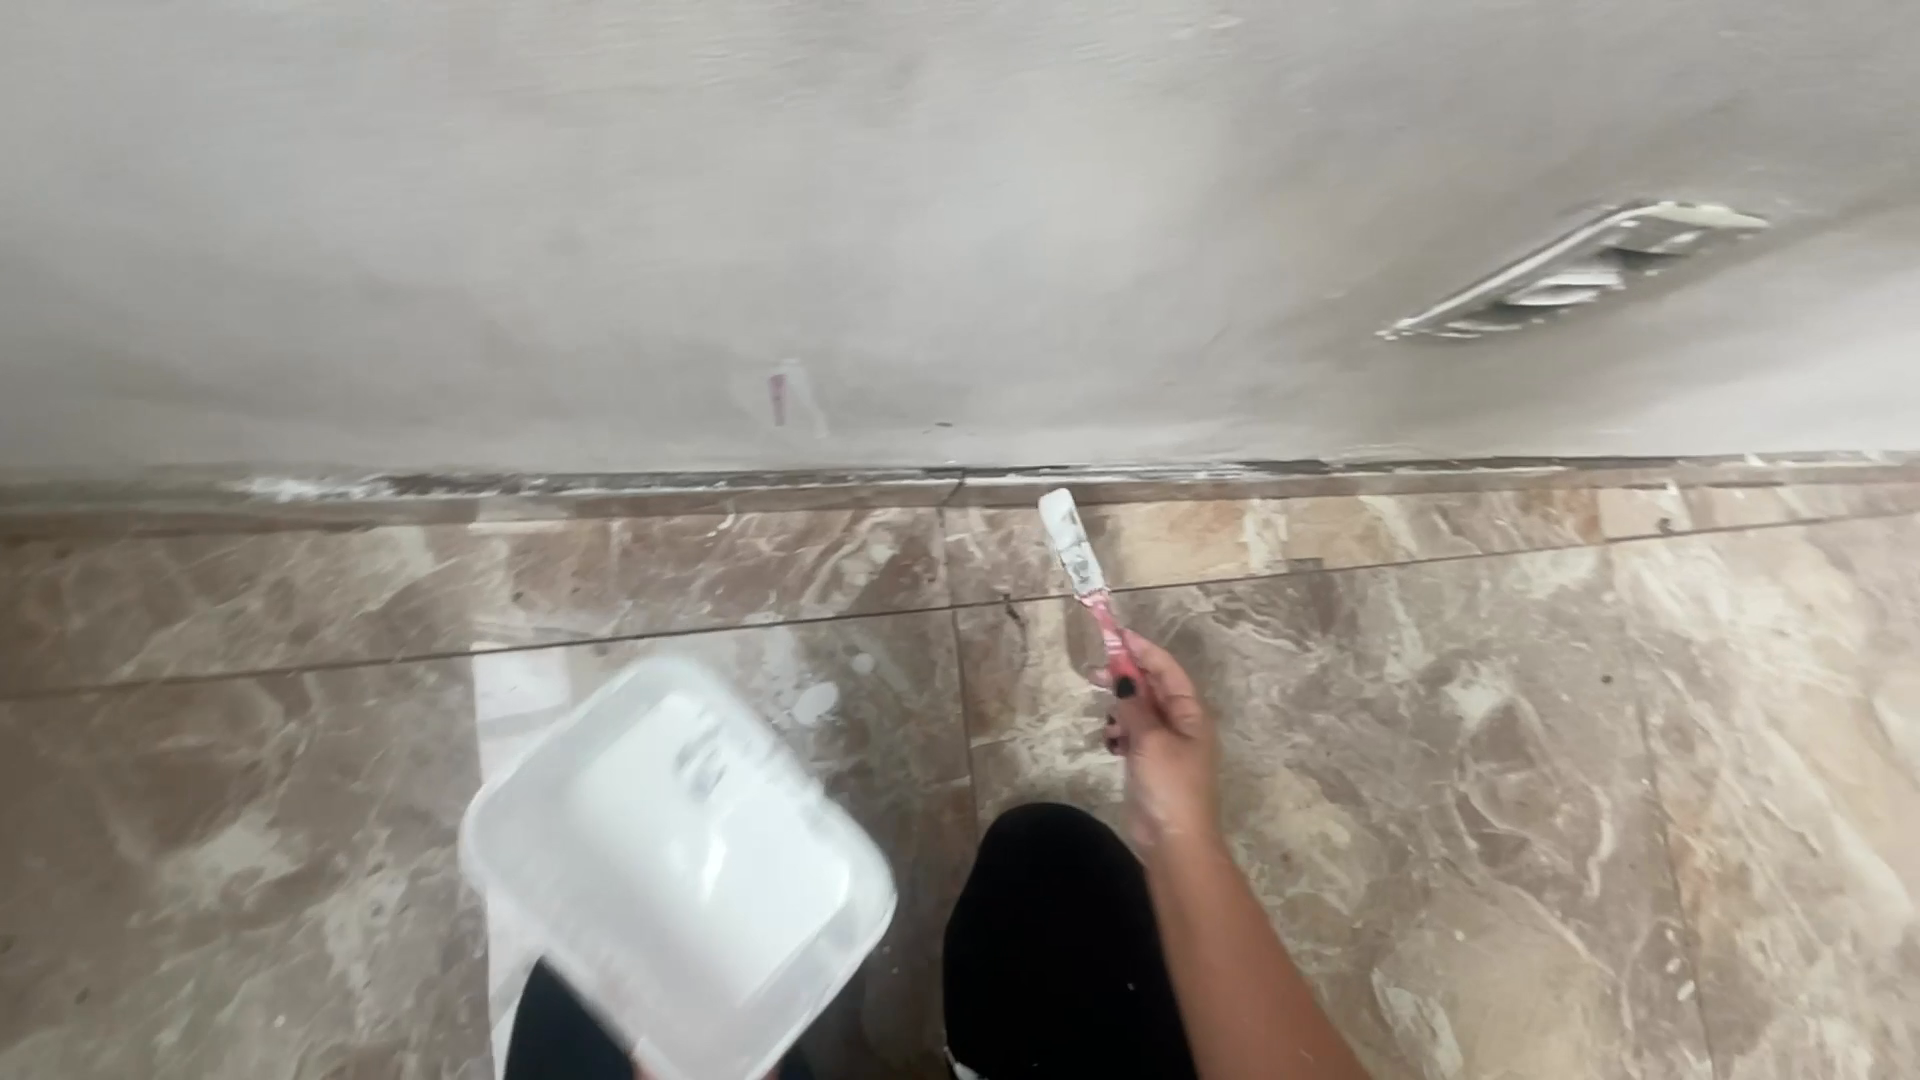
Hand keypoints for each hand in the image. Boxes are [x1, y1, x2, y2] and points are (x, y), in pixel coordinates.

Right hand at [1095, 630, 1220, 853]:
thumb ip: (1135, 705)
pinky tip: (1109, 741)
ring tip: (1107, 721)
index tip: (1117, 634)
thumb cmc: (1170, 785)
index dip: (1143, 649)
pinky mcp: (1149, 761)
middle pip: (1151, 687)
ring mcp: (1164, 743)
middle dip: (1125, 677)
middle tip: (1094, 672)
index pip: (1167, 669)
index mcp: (1190, 713)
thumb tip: (1123, 679)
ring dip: (1119, 708)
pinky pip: (1131, 733)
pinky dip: (1118, 731)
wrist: (1174, 841)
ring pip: (1138, 710)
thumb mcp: (1151, 739)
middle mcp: (1180, 723)